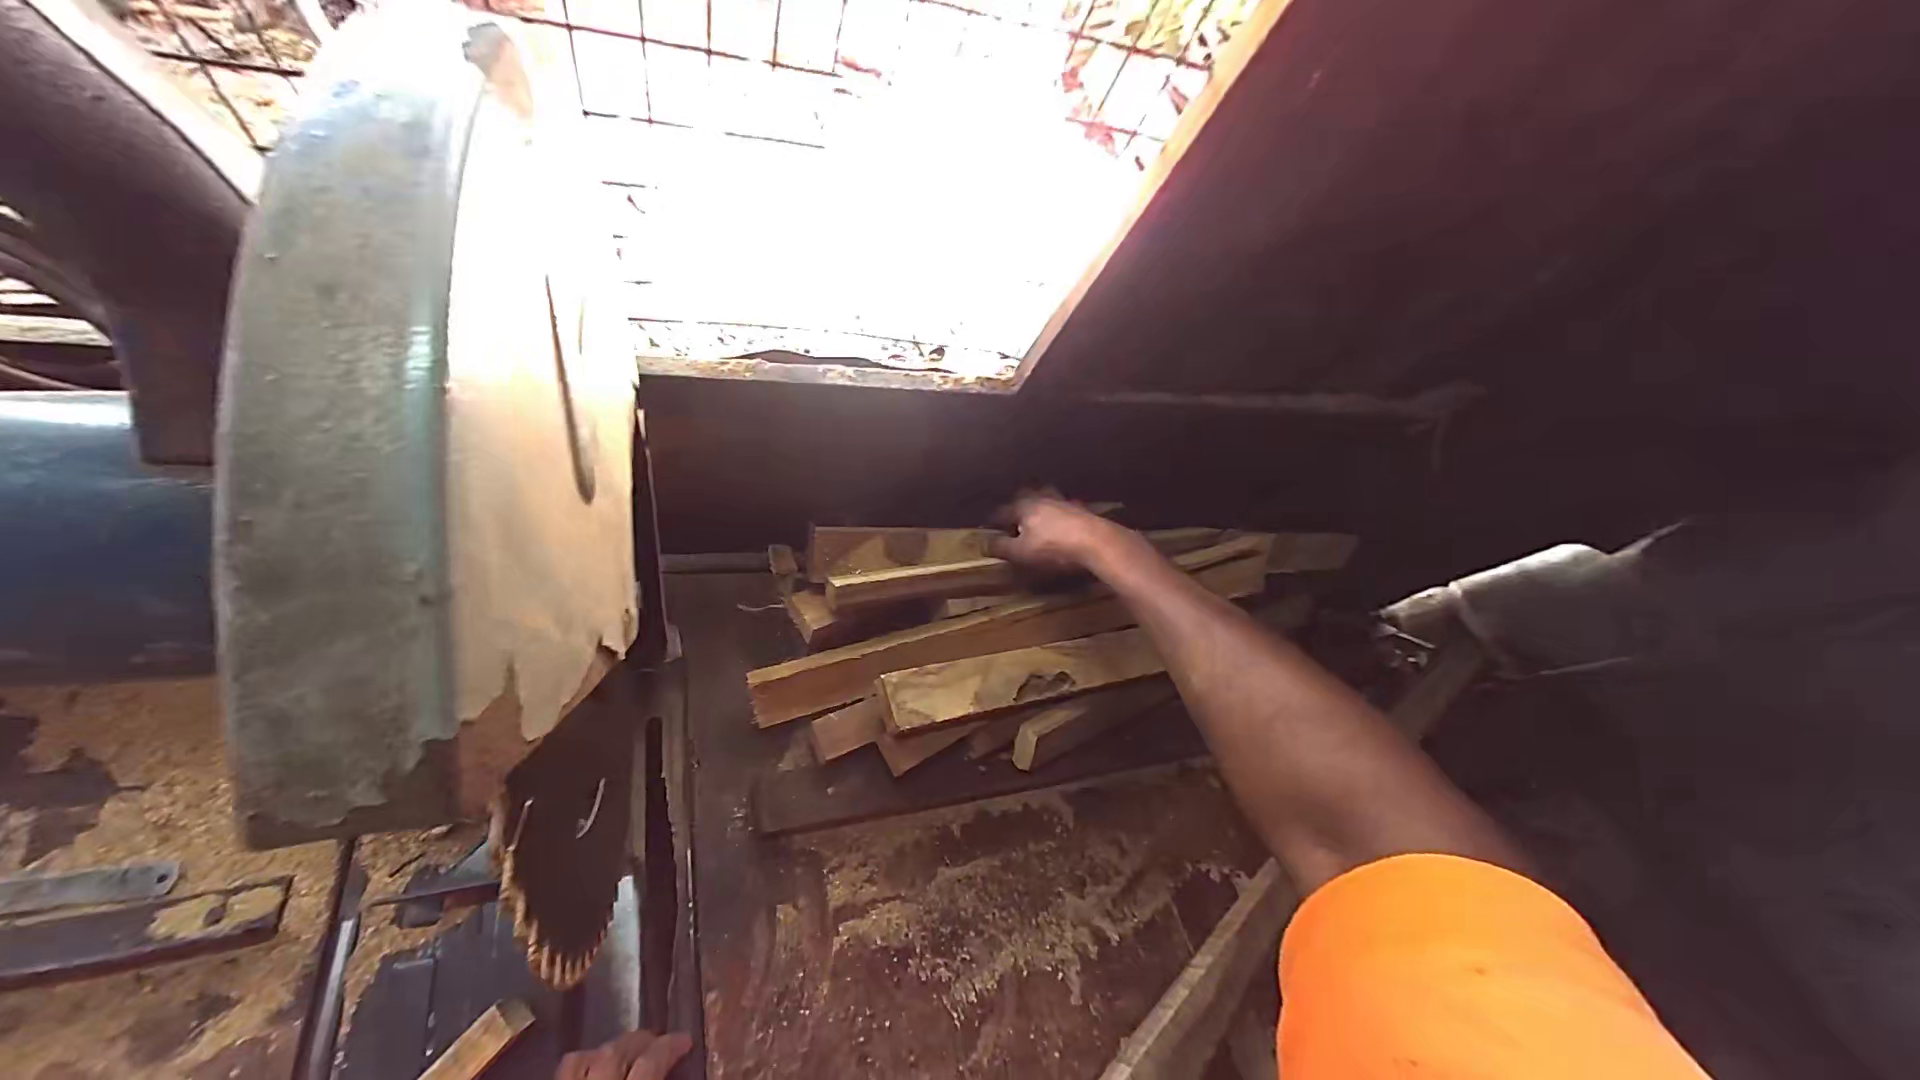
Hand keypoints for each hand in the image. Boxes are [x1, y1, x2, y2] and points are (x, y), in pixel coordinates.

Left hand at [557, 1031, 692, 1079]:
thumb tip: (670, 1068)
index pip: (650, 1064)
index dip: (670, 1047)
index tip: (686, 1040)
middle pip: (615, 1053)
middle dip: (640, 1041)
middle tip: (658, 1042)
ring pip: (581, 1059)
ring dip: (606, 1049)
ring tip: (625, 1051)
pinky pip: (562, 1073)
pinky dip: (579, 1064)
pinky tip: (591, 1068)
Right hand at [991, 493, 1136, 573]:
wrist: (1097, 542)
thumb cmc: (1053, 548)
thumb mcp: (1020, 552)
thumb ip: (1001, 546)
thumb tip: (984, 543)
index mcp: (1023, 506)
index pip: (1001, 511)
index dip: (992, 521)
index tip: (987, 527)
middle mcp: (1042, 498)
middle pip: (1025, 496)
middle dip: (1018, 505)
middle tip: (1014, 517)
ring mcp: (1064, 502)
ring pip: (1047, 498)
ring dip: (1041, 505)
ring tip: (1039, 517)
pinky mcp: (1083, 510)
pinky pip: (1066, 509)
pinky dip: (1061, 515)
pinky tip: (1063, 523)